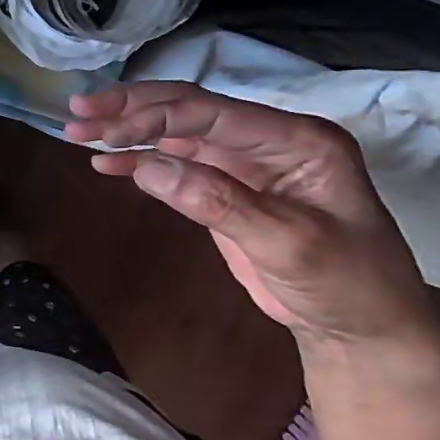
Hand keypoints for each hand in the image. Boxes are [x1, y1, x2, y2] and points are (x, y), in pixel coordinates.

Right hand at [66, 82, 439, 348]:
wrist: (362, 330)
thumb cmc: (347, 284)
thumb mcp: (290, 244)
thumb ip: (219, 202)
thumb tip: (148, 167)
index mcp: (296, 139)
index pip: (212, 112)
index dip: (154, 115)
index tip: (105, 126)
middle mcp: (267, 139)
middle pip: (188, 110)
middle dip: (131, 109)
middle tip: (78, 112)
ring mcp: (244, 162)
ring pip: (175, 133)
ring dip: (127, 131)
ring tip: (77, 131)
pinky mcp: (225, 186)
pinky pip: (175, 163)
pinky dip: (139, 161)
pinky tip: (106, 162)